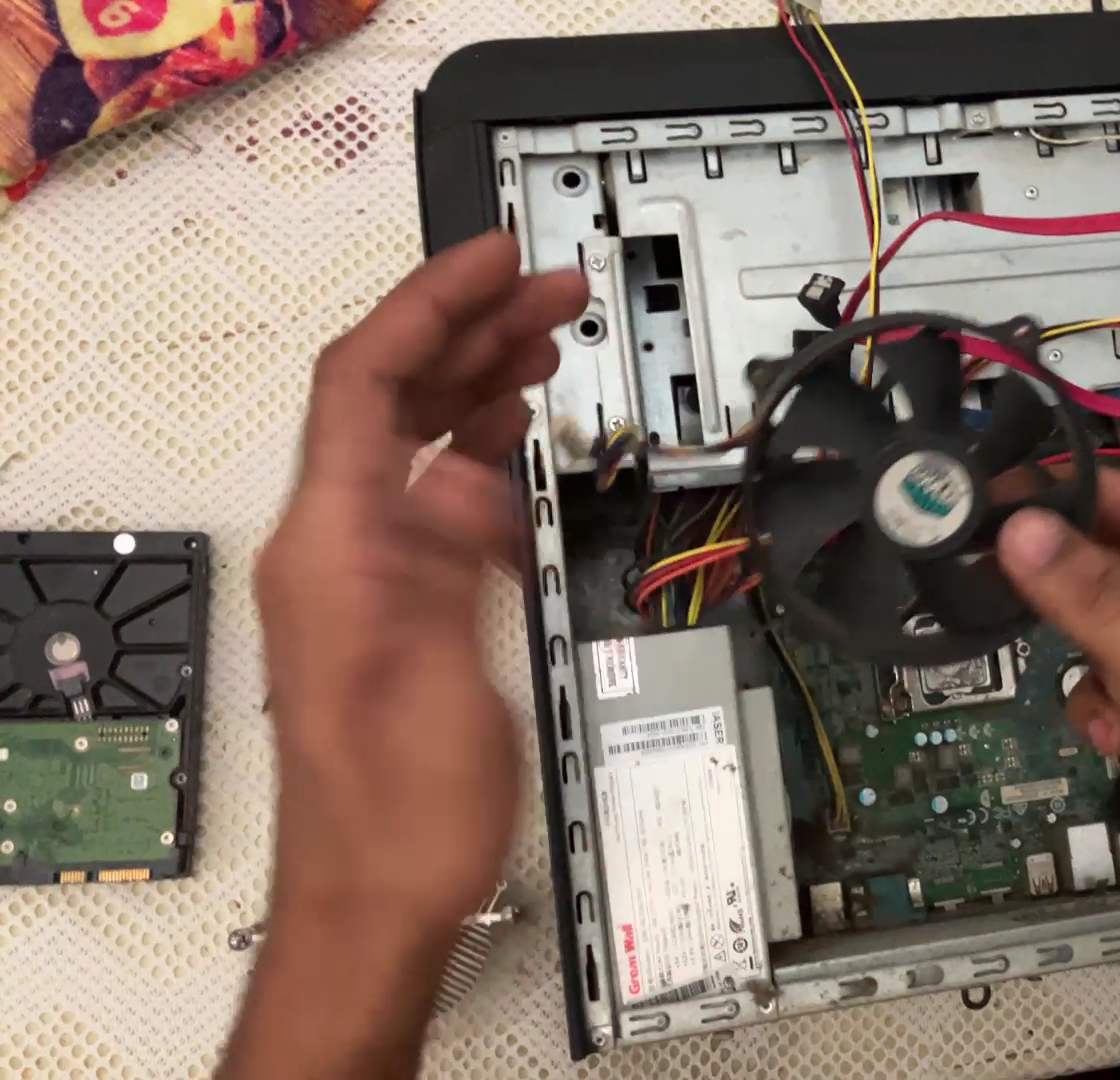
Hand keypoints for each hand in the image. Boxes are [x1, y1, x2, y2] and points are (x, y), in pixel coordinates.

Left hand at [254, 232, 586, 930]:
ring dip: (477, 376)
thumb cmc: (409, 808)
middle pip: (394, 397)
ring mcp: (370, 565)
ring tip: (542, 337)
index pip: (370, 389)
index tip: (497, 261)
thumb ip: (446, 570)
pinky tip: (511, 426)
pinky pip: (435, 488)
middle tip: (551, 291)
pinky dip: (478, 440)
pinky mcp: (404, 589)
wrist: (384, 886)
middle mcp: (340, 545)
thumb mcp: (436, 688)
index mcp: (338, 553)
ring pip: (417, 436)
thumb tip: (466, 471)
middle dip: (471, 327)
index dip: (431, 309)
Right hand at [995, 469, 1119, 929]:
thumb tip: (1020, 528)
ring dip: (1095, 669)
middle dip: (1071, 607)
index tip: (979, 508)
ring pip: (1111, 622)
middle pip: (1114, 564)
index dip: (1053, 500)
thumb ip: (1094, 602)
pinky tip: (1117, 740)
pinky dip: (1113, 702)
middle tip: (997, 611)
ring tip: (1107, 717)